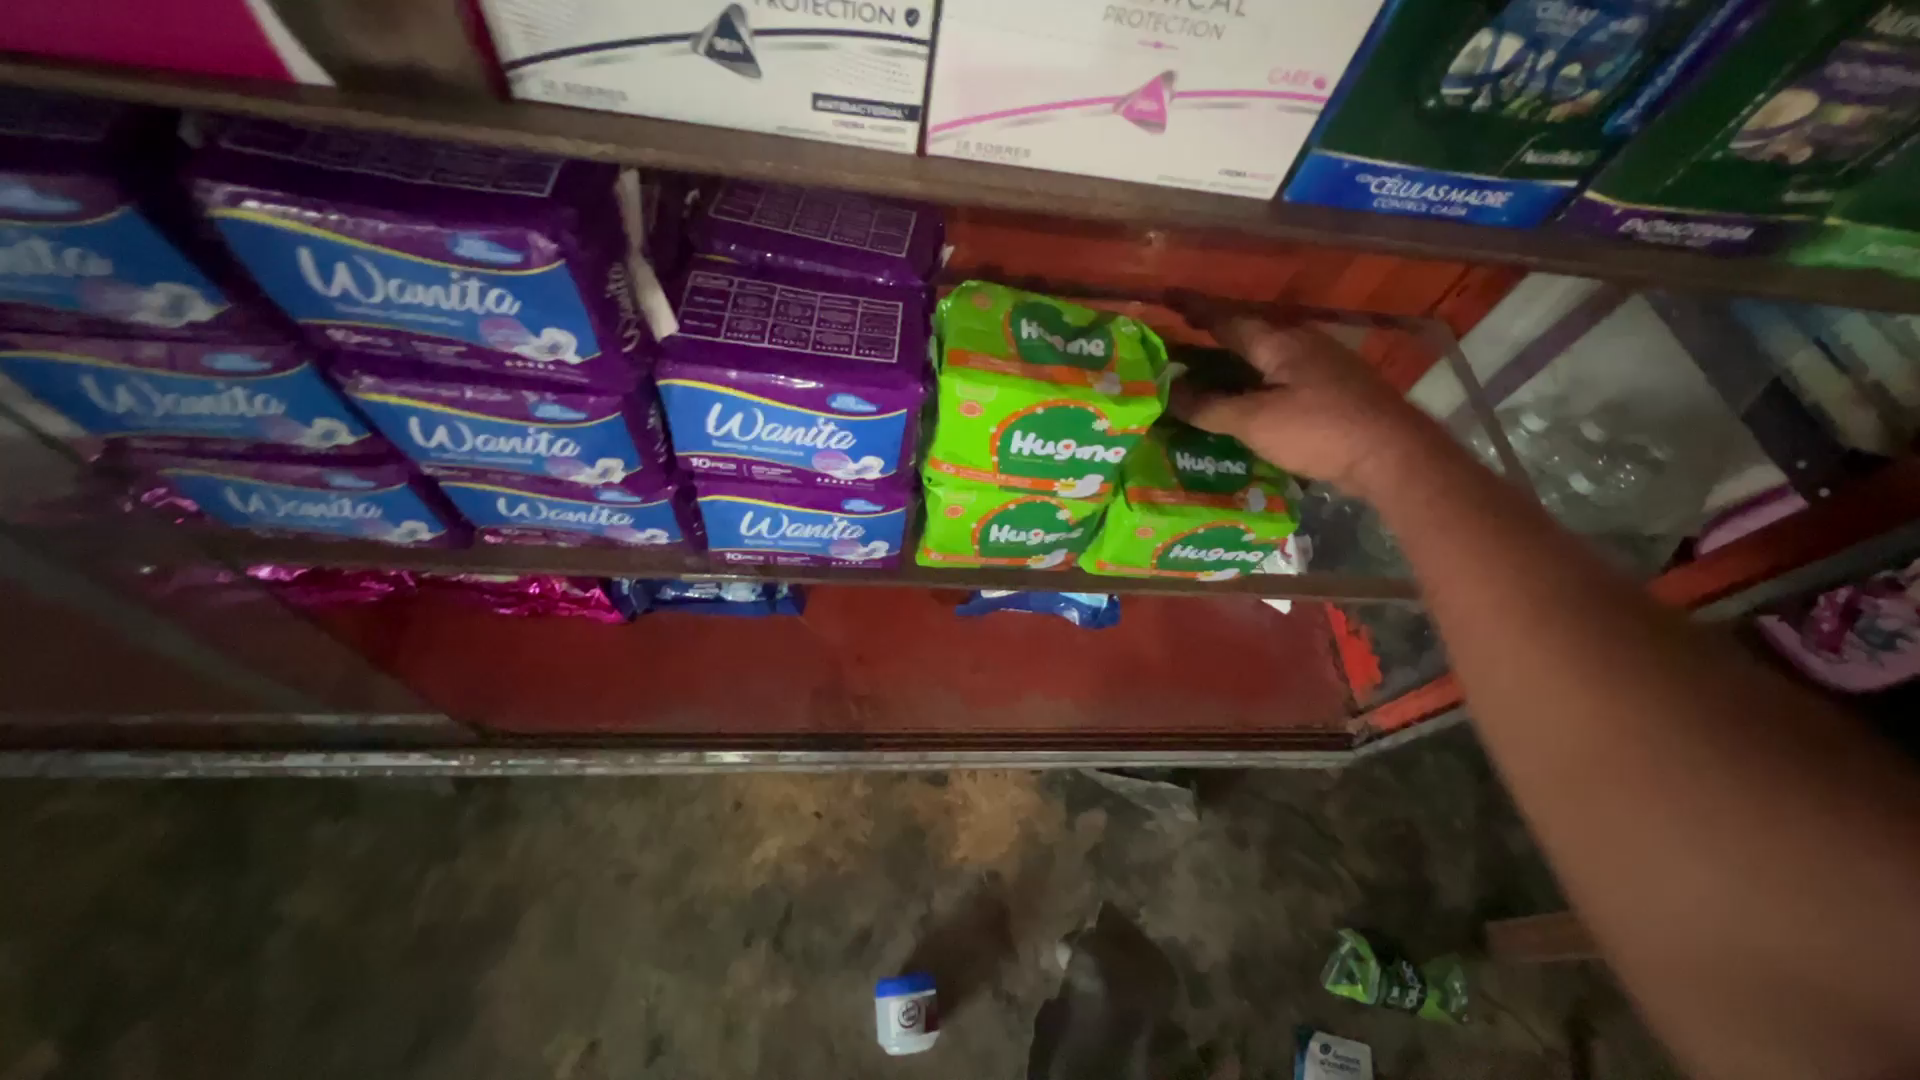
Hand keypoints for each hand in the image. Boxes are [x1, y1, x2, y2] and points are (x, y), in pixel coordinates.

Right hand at [1171, 316, 1444, 499]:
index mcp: (1280, 342)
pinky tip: (1244, 404)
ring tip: (1202, 380)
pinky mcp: (1335, 392)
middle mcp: (1303, 344)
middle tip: (1175, 350)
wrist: (1394, 457)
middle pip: (1247, 337)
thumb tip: (1170, 394)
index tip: (1165, 298)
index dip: (1194, 310)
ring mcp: (1323, 367)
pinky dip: (1255, 387)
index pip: (1226, 319)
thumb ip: (1209, 407)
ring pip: (1266, 360)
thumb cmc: (1321, 431)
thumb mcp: (1255, 422)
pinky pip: (1281, 380)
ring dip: (1234, 367)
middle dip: (1211, 340)